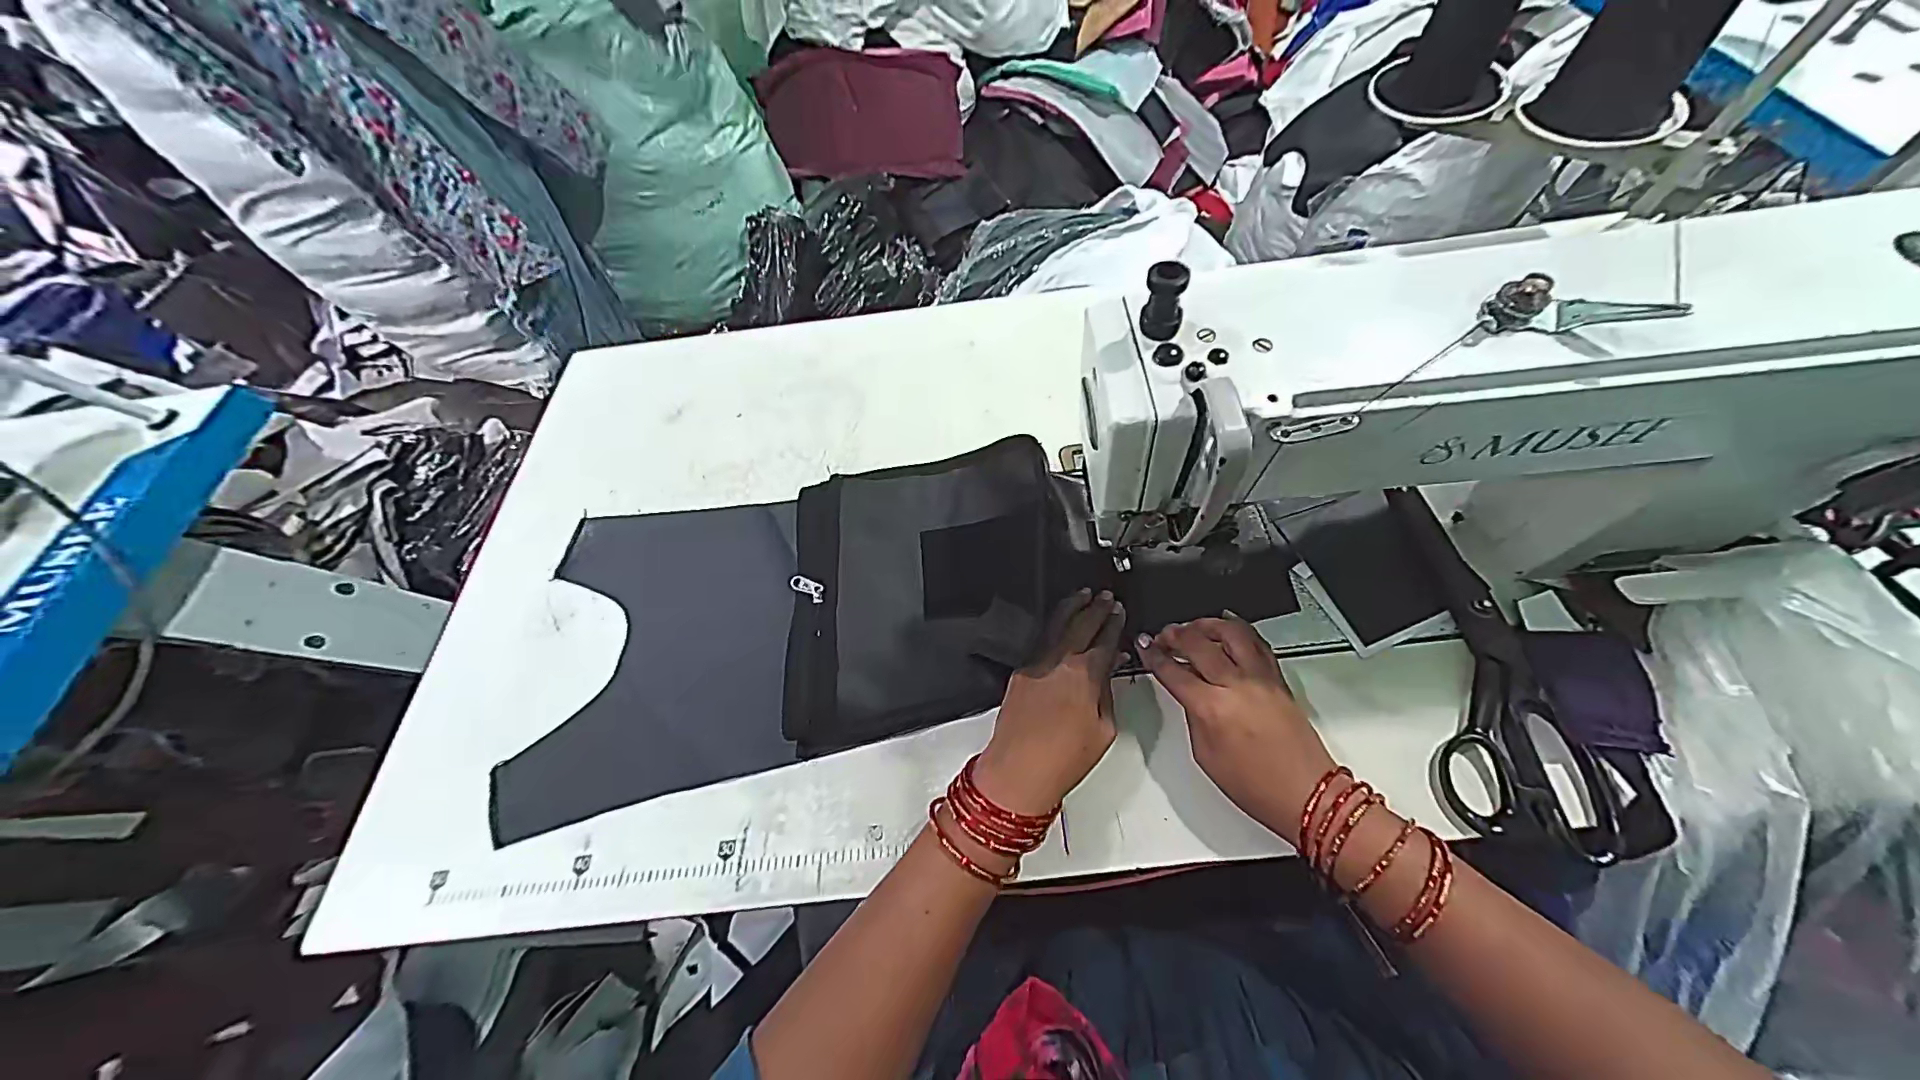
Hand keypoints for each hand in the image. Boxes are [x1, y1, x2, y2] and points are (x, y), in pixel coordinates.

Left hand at [974, 589, 1124, 815]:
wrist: (1017, 772)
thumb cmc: (1060, 760)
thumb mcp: (1104, 730)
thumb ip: (1107, 693)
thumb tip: (1107, 673)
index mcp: (1083, 676)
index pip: (1104, 640)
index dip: (1114, 624)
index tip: (1119, 613)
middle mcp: (1057, 664)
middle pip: (1080, 625)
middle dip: (1096, 608)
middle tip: (1106, 597)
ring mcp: (1035, 666)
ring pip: (1055, 627)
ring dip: (1071, 609)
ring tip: (1082, 596)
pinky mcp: (1019, 674)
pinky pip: (1040, 643)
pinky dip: (1054, 630)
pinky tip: (1061, 627)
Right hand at [1137, 614, 1335, 843]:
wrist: (1307, 795)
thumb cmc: (1261, 787)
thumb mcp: (1206, 756)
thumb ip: (1193, 717)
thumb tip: (1188, 695)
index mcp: (1212, 709)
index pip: (1173, 670)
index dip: (1154, 655)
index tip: (1147, 646)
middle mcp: (1237, 687)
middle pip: (1198, 643)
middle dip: (1175, 634)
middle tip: (1164, 635)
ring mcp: (1261, 680)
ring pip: (1231, 632)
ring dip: (1206, 624)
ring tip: (1194, 626)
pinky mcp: (1278, 681)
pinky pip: (1257, 643)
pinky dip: (1239, 629)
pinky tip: (1229, 625)